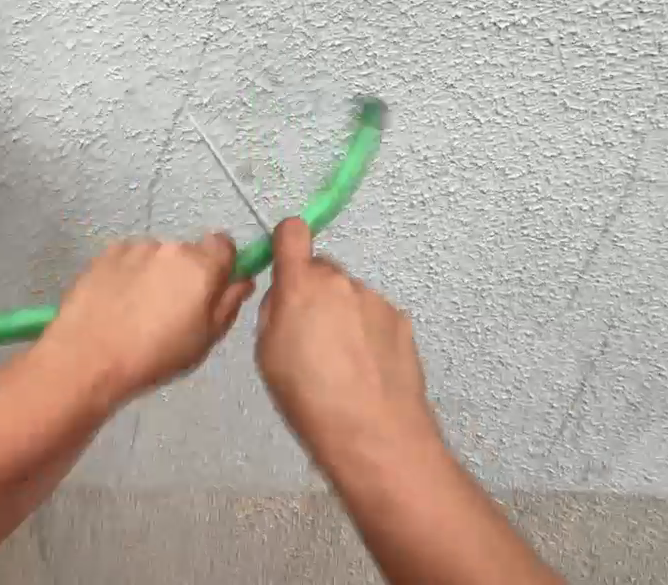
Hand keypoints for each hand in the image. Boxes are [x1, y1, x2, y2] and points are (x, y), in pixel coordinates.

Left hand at [39, 235, 255, 405]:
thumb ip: (229, 304)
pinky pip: (128, 258)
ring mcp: (136, 247)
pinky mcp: (106, 253)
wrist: (88, 356)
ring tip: (137, 311)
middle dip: (185, 274)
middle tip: (171, 311)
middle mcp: (171, 247)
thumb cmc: (155, 356)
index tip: (211, 289)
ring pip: (157, 256)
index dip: (221, 264)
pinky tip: (116, 303)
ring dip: (155, 274)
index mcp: (201, 266)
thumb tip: (242, 280)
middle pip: (188, 253)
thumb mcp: (204, 340)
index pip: (224, 244)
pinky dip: (128, 274)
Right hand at [256, 218, 438, 459]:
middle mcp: (340, 282)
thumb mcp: (266, 355)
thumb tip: (285, 296)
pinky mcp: (401, 321)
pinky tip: (367, 370)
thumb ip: (274, 311)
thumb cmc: (309, 399)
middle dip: (313, 292)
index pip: (292, 232)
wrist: (376, 437)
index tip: (284, 263)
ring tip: (343, 364)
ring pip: (348, 295)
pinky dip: (367, 333)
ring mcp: (375, 300)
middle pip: (321, 270)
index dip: (286, 241)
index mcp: (302, 285)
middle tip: (309, 336)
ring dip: (342, 314)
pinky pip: (374, 315)